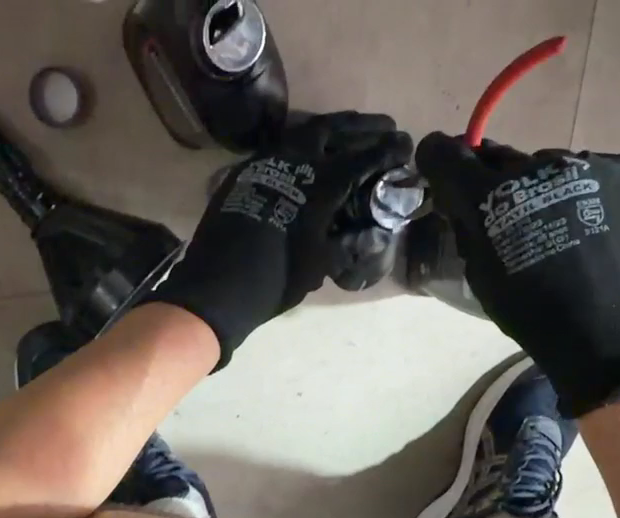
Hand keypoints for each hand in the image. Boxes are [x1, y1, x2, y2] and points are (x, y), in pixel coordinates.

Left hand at [147, 112, 413, 369]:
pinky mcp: (242, 174)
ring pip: (302, 134)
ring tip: (350, 134)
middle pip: (332, 130)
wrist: (215, 289)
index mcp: (318, 185)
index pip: (361, 158)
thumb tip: (371, 232)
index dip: (385, 150)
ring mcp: (263, 164)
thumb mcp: (317, 266)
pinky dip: (300, 146)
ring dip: (330, 131)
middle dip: (361, 127)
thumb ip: (346, 244)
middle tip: (384, 127)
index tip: (404, 145)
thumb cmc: (273, 283)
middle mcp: (292, 163)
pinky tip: (309, 155)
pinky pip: (278, 149)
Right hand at [415, 133, 619, 416]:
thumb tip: (459, 200)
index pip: (446, 153)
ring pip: (544, 166)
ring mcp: (582, 162)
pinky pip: (585, 170)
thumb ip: (465, 228)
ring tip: (552, 224)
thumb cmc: (530, 310)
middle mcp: (532, 166)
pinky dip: (578, 190)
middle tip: (500, 211)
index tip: (437, 166)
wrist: (605, 328)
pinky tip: (584, 222)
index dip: (437, 157)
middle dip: (491, 180)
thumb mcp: (479, 273)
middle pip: (499, 158)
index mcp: (487, 197)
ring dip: (538, 187)